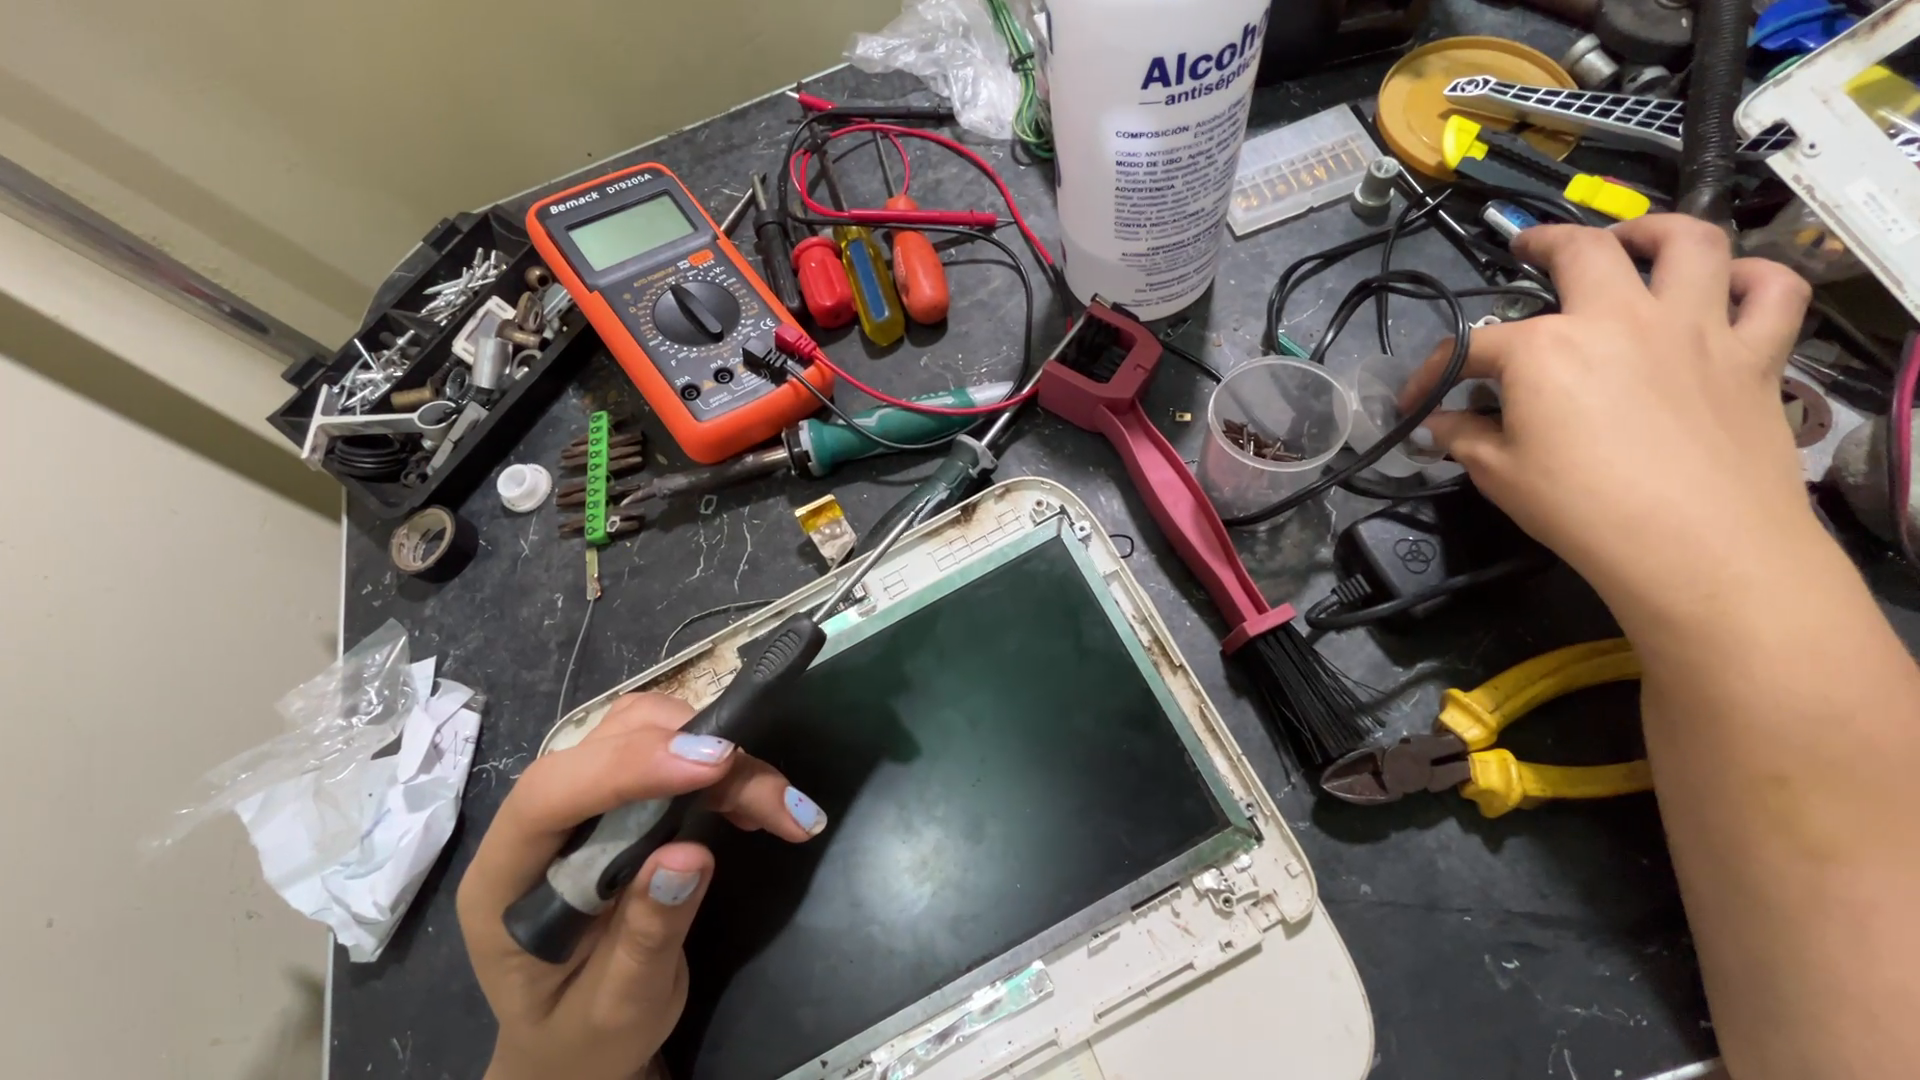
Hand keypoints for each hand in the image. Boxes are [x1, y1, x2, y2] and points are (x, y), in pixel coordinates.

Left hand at [456, 692, 827, 1079]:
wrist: (576, 1039)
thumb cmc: (582, 1034)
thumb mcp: (618, 1008)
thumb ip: (646, 936)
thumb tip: (690, 853)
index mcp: (503, 880)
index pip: (549, 794)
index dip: (628, 767)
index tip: (712, 766)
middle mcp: (536, 823)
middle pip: (608, 743)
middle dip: (696, 756)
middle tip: (774, 800)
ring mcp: (582, 802)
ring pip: (645, 731)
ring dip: (719, 757)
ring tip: (780, 805)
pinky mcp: (624, 798)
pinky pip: (674, 753)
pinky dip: (726, 769)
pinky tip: (761, 805)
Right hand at [1402, 215, 1813, 624]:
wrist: (1697, 544)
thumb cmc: (1580, 508)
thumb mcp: (1497, 473)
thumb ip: (1462, 435)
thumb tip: (1437, 422)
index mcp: (1543, 349)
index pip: (1470, 348)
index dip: (1432, 373)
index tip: (1415, 400)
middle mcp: (1617, 317)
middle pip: (1581, 252)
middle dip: (1543, 242)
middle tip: (1527, 247)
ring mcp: (1694, 327)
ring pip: (1689, 243)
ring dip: (1654, 230)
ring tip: (1631, 239)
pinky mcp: (1754, 352)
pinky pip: (1772, 289)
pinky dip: (1753, 277)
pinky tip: (1728, 285)